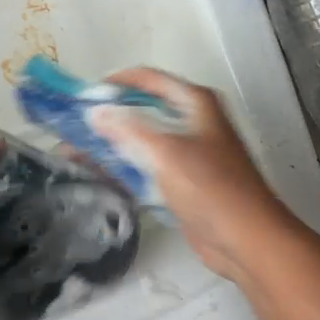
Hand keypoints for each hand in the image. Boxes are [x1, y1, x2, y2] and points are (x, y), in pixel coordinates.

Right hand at [88, 68, 296, 283]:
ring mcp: (187, 152)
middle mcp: (191, 121)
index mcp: (194, 102)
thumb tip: (94, 112)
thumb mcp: (166, 151)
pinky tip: (95, 174)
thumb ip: (127, 128)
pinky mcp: (182, 180)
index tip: (81, 96)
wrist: (246, 240)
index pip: (147, 79)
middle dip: (108, 115)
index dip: (114, 83)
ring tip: (74, 150)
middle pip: (142, 108)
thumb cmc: (211, 187)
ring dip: (111, 143)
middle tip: (72, 124)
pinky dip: (122, 167)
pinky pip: (145, 166)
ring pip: (141, 139)